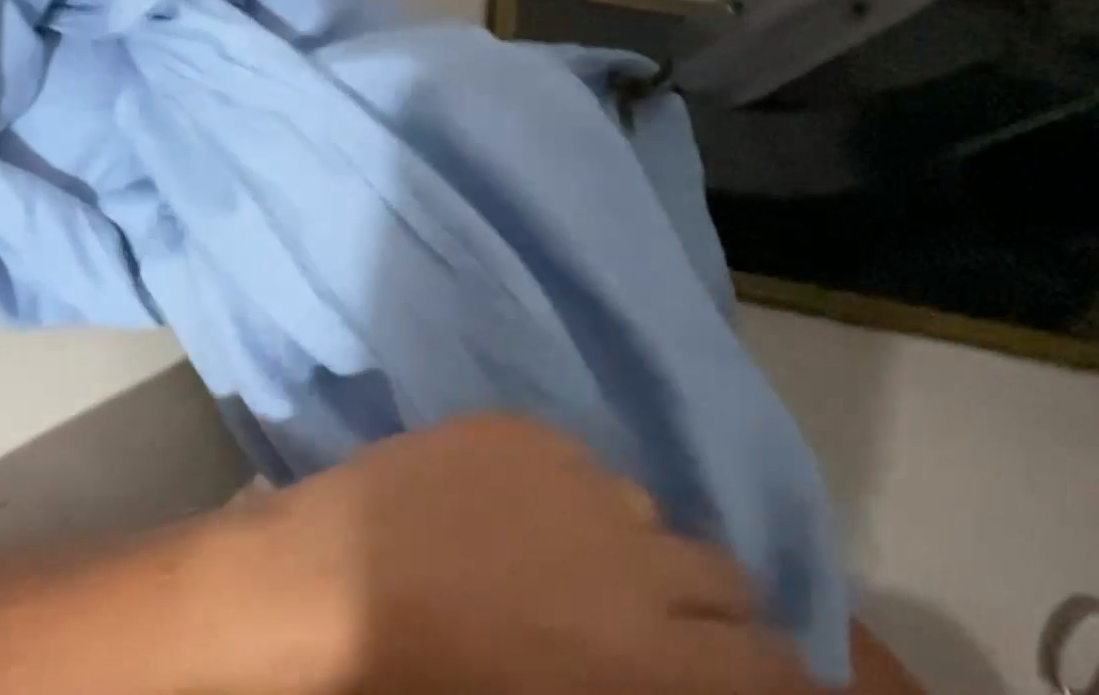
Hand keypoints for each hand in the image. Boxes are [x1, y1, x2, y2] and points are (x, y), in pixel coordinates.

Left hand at [221, 414, 822, 693]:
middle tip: (660, 618)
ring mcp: (573, 476)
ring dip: (628, 539)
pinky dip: (562, 486)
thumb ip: (633, 677)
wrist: (325, 581)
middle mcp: (633, 553)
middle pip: (724, 575)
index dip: (769, 673)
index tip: (745, 674)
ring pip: (644, 507)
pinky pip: (573, 458)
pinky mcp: (517, 429)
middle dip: (708, 607)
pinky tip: (508, 503)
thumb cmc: (429, 676)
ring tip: (570, 552)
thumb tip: (662, 664)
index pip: (773, 664)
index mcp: (651, 650)